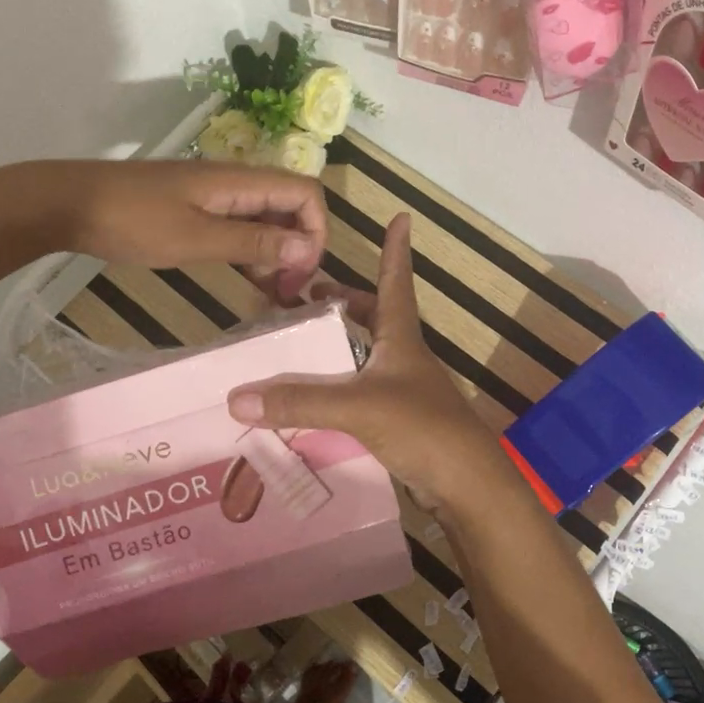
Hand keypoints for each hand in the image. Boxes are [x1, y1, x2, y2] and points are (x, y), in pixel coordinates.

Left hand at [7, 160, 326, 302]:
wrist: (70, 205)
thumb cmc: (131, 222)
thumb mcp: (196, 239)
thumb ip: (253, 244)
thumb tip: (308, 249)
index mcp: (239, 182)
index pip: (304, 194)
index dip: (316, 232)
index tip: (303, 276)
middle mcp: (234, 184)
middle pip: (289, 208)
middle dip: (300, 249)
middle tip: (289, 295)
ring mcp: (214, 197)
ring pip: (266, 222)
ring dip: (277, 256)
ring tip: (274, 298)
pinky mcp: (196, 211)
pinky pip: (240, 230)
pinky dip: (252, 255)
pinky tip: (249, 284)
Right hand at [225, 214, 517, 509]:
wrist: (466, 485)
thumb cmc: (422, 427)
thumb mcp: (357, 407)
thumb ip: (299, 401)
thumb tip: (237, 397)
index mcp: (402, 339)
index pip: (396, 283)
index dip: (396, 251)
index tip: (401, 218)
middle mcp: (404, 359)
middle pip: (377, 318)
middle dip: (348, 303)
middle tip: (311, 299)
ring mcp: (405, 393)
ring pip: (369, 357)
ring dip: (342, 347)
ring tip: (304, 348)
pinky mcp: (400, 424)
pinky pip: (362, 395)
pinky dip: (340, 389)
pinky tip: (316, 402)